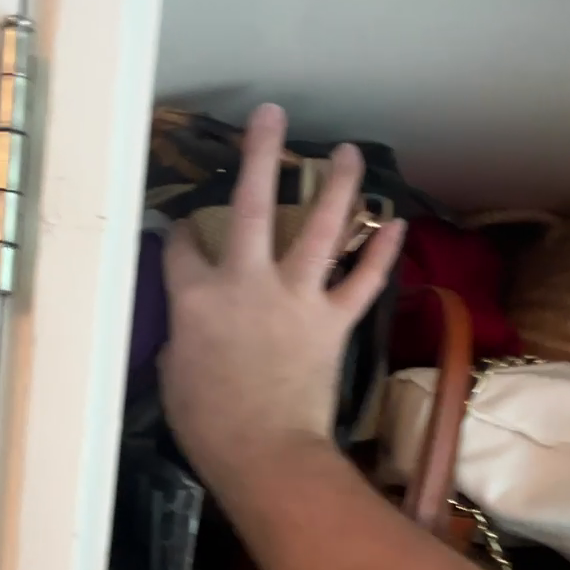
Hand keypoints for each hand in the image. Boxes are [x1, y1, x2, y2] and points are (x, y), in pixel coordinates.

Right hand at [157, 103, 405, 486]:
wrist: (263, 454)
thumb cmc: (206, 423)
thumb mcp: (173, 375)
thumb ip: (183, 336)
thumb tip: (193, 326)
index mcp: (196, 298)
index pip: (182, 247)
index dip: (178, 232)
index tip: (179, 227)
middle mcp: (246, 283)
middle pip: (254, 206)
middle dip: (261, 155)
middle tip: (271, 115)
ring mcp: (295, 299)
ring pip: (322, 229)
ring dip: (338, 186)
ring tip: (349, 152)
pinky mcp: (333, 323)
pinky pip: (362, 282)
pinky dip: (381, 255)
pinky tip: (397, 225)